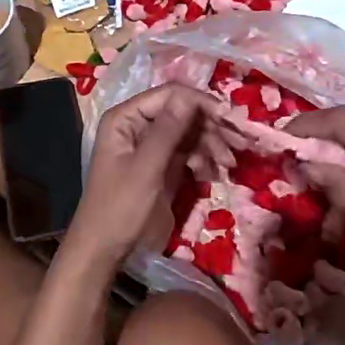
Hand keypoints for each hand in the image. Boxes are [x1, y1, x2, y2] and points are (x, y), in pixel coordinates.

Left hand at [63, 84, 219, 264]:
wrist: (106, 250)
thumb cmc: (120, 207)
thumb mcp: (146, 168)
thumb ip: (168, 130)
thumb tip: (190, 95)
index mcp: (125, 118)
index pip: (169, 95)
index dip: (200, 103)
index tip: (229, 118)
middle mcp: (138, 125)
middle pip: (183, 112)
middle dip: (210, 126)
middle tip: (237, 144)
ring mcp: (151, 146)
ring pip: (189, 133)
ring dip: (211, 145)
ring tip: (227, 165)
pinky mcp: (162, 166)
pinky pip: (189, 152)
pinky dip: (203, 160)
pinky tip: (213, 176)